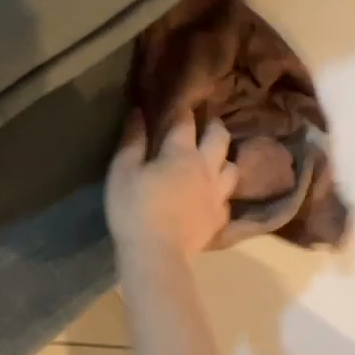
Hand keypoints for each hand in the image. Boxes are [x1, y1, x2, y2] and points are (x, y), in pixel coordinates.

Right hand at [106, 115, 238, 261]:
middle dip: (214, 125)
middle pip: (220, 137)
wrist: (157, 255)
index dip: (183, 109)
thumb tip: (139, 112)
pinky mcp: (219, 218)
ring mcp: (217, 194)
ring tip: (214, 160)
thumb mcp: (123, 172)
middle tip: (205, 124)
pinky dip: (221, 193)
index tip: (180, 100)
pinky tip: (212, 196)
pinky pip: (227, 199)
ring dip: (224, 159)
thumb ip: (132, 141)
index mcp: (181, 153)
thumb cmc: (134, 210)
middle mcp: (206, 168)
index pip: (185, 121)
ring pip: (232, 167)